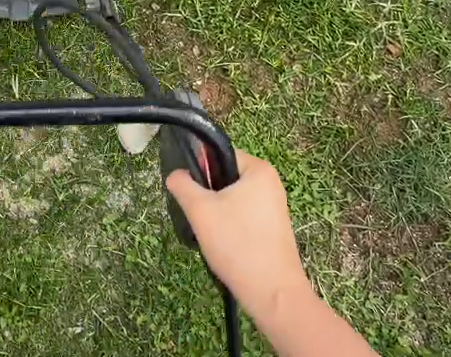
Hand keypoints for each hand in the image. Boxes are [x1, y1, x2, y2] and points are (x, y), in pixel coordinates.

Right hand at [166, 151, 311, 319]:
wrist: (273, 295)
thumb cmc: (237, 244)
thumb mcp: (199, 209)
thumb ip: (182, 184)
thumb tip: (176, 175)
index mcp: (259, 170)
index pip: (219, 155)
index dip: (200, 170)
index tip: (191, 192)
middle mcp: (271, 184)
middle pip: (225, 178)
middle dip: (208, 195)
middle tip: (199, 215)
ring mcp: (275, 209)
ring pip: (232, 200)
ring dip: (217, 213)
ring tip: (210, 233)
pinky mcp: (274, 230)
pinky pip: (243, 217)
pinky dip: (230, 227)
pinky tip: (223, 245)